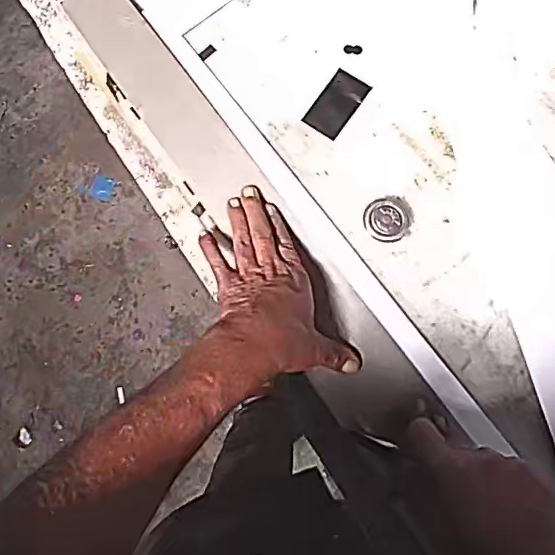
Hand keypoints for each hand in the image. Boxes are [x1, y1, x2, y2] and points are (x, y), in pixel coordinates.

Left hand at [198, 187, 361, 382]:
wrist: (252, 348)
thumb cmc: (280, 342)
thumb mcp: (314, 349)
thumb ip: (332, 353)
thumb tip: (349, 361)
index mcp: (293, 281)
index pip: (287, 246)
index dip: (280, 225)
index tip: (274, 210)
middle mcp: (269, 274)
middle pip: (262, 235)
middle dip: (256, 213)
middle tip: (249, 193)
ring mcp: (247, 278)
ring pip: (242, 242)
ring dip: (237, 222)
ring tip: (233, 204)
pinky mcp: (228, 288)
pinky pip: (218, 264)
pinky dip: (210, 248)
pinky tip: (205, 235)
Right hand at [399, 415, 554, 554]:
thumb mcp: (444, 539)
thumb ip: (425, 499)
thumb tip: (416, 485)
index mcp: (454, 471)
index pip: (422, 432)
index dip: (414, 440)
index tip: (413, 449)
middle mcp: (485, 460)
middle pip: (456, 448)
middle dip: (450, 469)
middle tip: (450, 501)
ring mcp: (513, 467)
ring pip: (484, 462)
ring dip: (480, 480)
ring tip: (484, 519)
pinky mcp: (536, 478)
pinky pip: (509, 473)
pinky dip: (504, 488)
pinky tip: (507, 521)